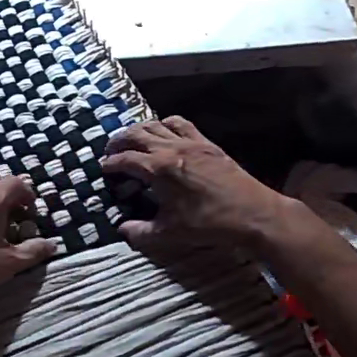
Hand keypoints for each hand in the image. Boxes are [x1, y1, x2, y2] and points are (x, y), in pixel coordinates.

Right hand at [101, 116, 337, 256]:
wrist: (253, 213)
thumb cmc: (209, 224)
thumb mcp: (170, 233)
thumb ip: (141, 232)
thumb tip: (122, 229)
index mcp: (157, 169)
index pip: (124, 159)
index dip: (110, 164)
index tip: (103, 169)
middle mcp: (170, 148)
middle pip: (135, 134)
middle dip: (118, 141)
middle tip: (110, 150)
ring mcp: (189, 142)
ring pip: (155, 124)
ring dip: (138, 129)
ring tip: (131, 138)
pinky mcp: (205, 142)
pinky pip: (180, 123)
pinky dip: (165, 123)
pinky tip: (163, 131)